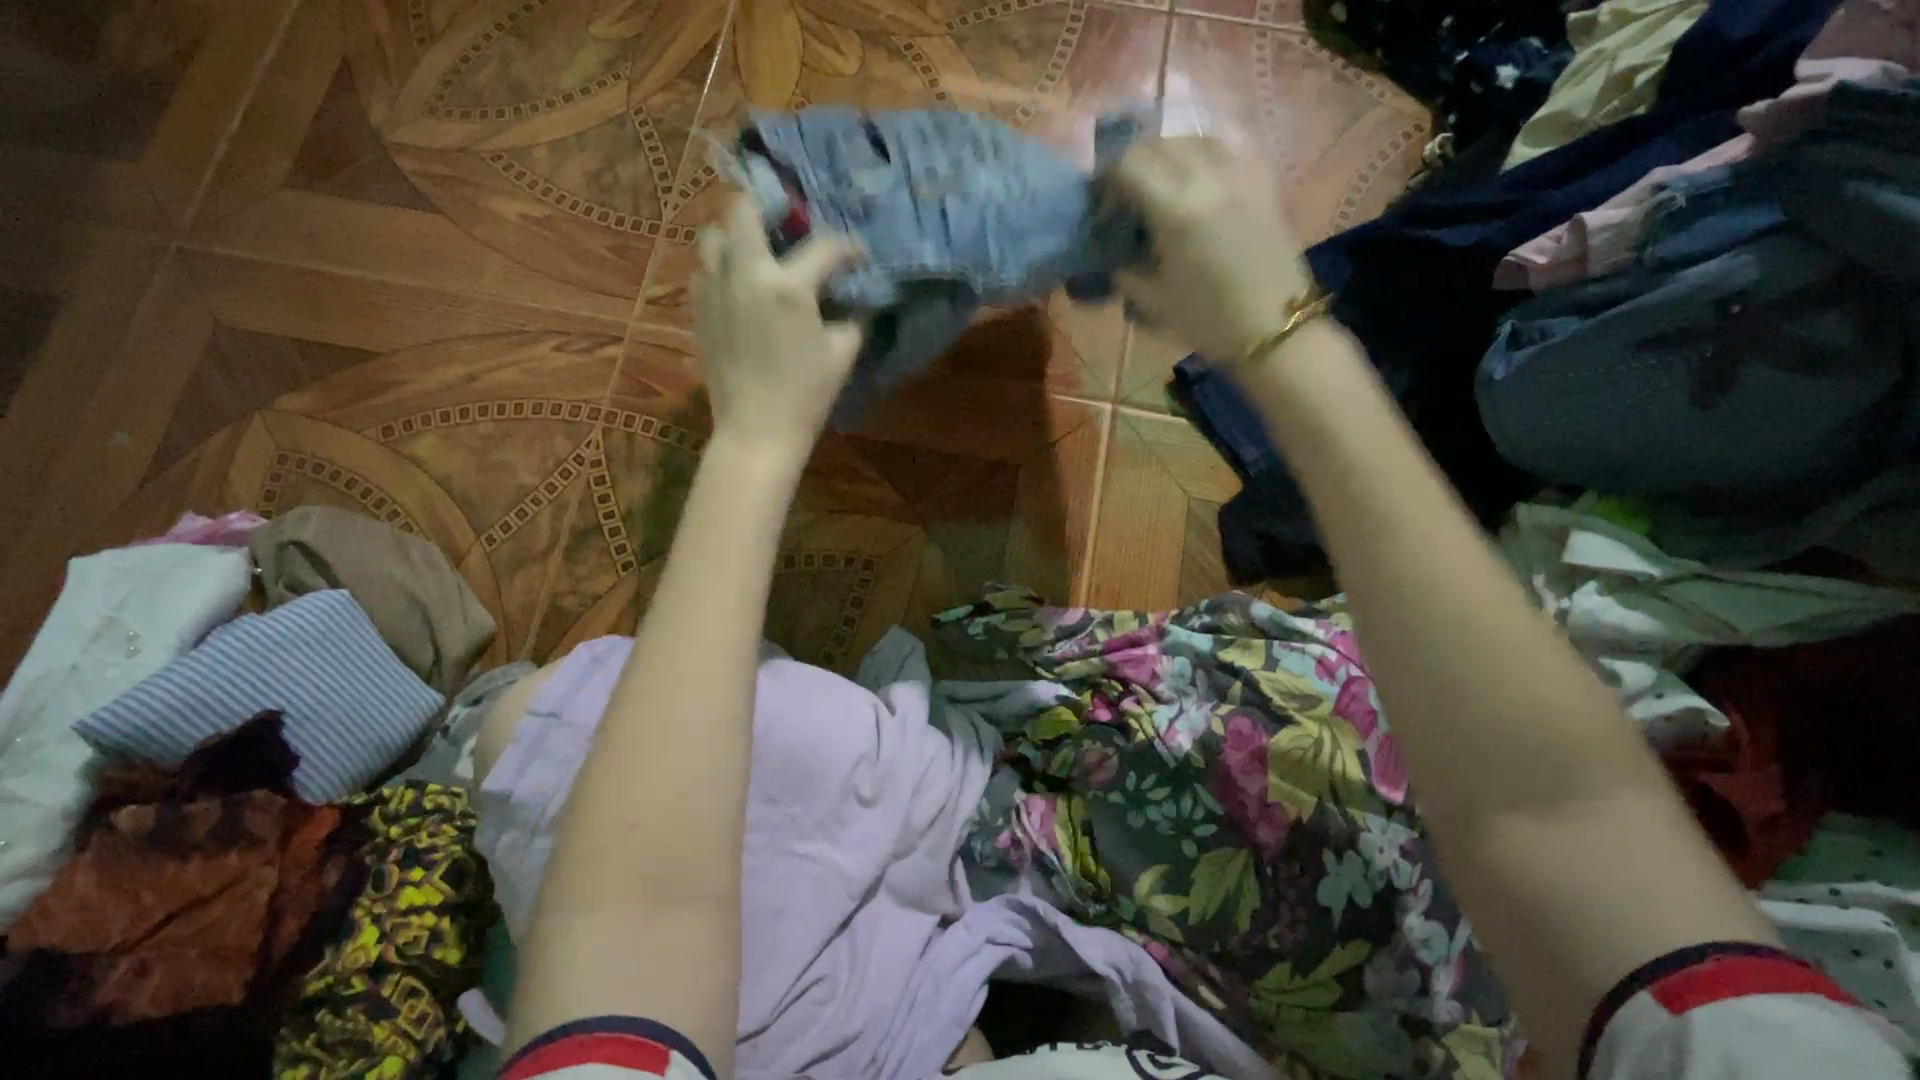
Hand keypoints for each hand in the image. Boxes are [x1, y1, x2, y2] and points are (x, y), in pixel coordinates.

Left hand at [693, 194, 864, 453]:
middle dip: (768, 206)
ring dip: (738, 236)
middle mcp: (745, 275)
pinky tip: (742, 288)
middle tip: (787, 221)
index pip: (824, 246)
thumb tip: (856, 293)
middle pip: (744, 209)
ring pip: (714, 235)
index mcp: (788, 287)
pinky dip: (723, 269)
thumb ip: (853, 314)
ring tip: (759, 253)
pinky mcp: (698, 309)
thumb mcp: (843, 352)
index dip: (847, 247)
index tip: (857, 255)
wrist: (755, 430)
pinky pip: (704, 270)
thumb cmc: (806, 395)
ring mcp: (714, 289)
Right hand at [1109, 136, 1315, 361]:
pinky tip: (1197, 179)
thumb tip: (1113, 249)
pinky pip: (1226, 145)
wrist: (1275, 330)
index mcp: (1176, 209)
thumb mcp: (1153, 298)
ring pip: (1191, 138)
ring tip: (1161, 185)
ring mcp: (1240, 172)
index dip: (1106, 179)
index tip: (1102, 205)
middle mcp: (1208, 177)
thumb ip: (1125, 266)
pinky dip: (1202, 153)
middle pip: (1157, 144)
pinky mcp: (1263, 178)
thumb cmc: (1208, 320)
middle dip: (1133, 164)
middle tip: (1126, 196)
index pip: (1128, 165)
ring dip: (1167, 154)